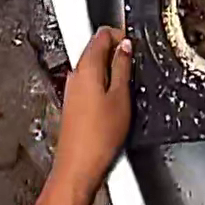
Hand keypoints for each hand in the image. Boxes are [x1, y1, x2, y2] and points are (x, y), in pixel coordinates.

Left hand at [28, 28, 132, 204]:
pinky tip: (112, 101)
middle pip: (95, 47)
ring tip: (125, 85)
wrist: (77, 170)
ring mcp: (72, 88)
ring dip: (109, 68)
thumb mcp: (121, 97)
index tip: (132, 45)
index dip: (120, 35)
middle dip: (115, 51)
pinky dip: (102, 82)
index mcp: (87, 66)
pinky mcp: (72, 103)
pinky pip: (88, 81)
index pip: (102, 34)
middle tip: (132, 64)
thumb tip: (125, 46)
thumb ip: (123, 66)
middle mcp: (76, 73)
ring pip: (92, 65)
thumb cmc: (99, 137)